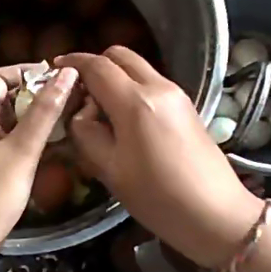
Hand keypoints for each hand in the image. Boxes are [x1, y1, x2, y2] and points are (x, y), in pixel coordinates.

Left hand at [0, 63, 77, 252]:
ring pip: (11, 119)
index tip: (54, 78)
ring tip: (68, 116)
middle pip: (5, 97)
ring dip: (37, 114)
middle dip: (35, 92)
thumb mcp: (21, 152)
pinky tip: (56, 143)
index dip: (23, 71)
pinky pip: (14, 140)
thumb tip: (65, 75)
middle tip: (68, 97)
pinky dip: (33, 135)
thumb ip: (43, 114)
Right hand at [58, 48, 264, 267]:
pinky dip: (132, 90)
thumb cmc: (158, 198)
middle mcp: (158, 87)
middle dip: (95, 66)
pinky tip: (123, 121)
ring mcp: (176, 95)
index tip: (54, 69)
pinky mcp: (187, 107)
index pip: (97, 66)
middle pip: (120, 56)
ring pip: (138, 69)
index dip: (72, 64)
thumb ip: (87, 134)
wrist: (216, 215)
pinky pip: (151, 85)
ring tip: (99, 111)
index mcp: (136, 102)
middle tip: (78, 93)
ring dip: (115, 78)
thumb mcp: (110, 170)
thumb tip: (80, 114)